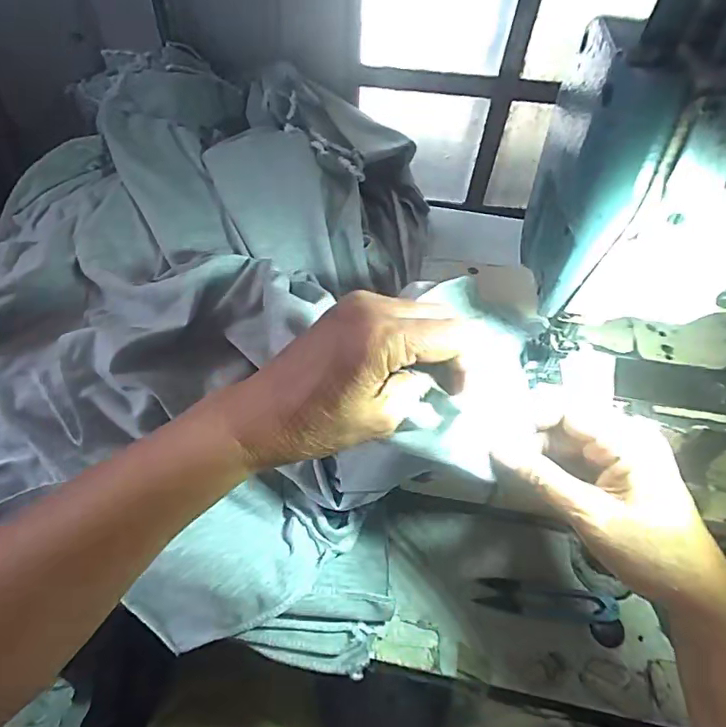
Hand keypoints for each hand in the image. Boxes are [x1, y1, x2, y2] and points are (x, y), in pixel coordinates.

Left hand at [210, 290, 468, 470]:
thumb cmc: (317, 424)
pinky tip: (400, 361)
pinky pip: (393, 312)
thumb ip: (414, 391)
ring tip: (422, 376)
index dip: (464, 365)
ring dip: (429, 339)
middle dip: (451, 349)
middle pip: (438, 315)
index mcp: (384, 334)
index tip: (457, 395)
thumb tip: (429, 378)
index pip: (452, 334)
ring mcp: (357, 302)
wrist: (260, 414)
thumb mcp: (378, 418)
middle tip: (445, 386)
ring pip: (417, 311)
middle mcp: (374, 306)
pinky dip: (407, 333)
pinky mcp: (345, 308)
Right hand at [494, 405, 725, 615]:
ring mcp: (623, 451)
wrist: (693, 588)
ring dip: (538, 449)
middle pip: (566, 418)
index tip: (497, 433)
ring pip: (567, 437)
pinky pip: (577, 454)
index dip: (530, 415)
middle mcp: (627, 435)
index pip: (569, 407)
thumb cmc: (650, 552)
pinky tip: (529, 473)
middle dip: (530, 433)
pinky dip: (553, 463)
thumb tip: (500, 449)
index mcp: (629, 438)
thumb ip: (543, 478)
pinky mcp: (618, 468)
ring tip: (506, 462)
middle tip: (496, 452)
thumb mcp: (590, 515)